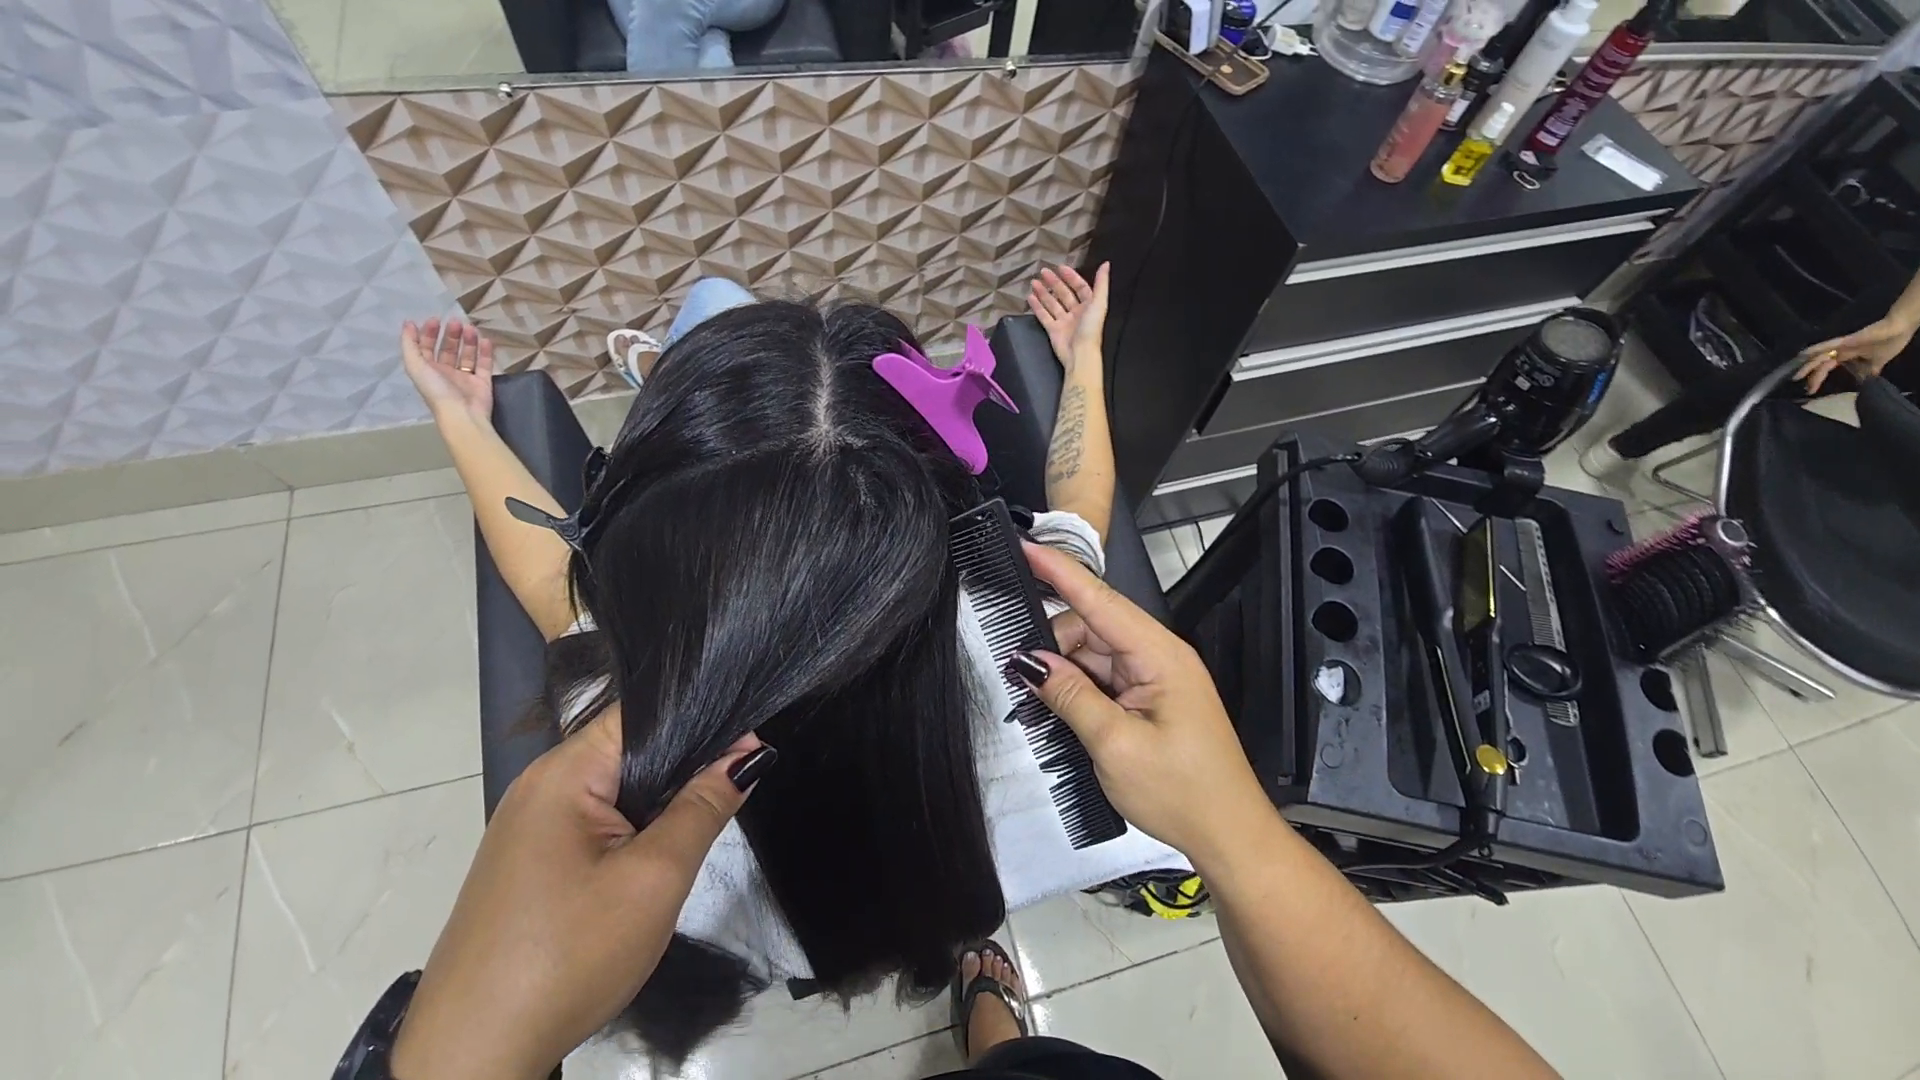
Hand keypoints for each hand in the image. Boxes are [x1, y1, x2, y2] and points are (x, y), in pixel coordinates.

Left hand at [390, 706, 773, 1079]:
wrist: (473, 1058)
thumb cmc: (569, 955)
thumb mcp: (654, 879)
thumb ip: (704, 809)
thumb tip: (749, 756)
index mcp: (562, 773)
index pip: (642, 714)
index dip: (702, 718)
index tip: (755, 739)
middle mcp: (539, 786)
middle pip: (629, 749)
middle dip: (687, 760)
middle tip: (744, 776)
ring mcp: (528, 826)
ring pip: (614, 788)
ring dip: (661, 797)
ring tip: (713, 807)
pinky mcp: (528, 862)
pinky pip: (593, 821)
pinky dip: (633, 825)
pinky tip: (661, 847)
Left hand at [403, 318, 495, 421]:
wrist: (463, 414)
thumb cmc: (437, 390)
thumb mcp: (415, 366)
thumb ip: (409, 344)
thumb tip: (408, 323)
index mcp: (428, 369)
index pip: (426, 347)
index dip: (429, 333)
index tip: (436, 319)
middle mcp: (445, 372)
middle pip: (448, 349)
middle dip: (451, 335)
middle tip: (456, 322)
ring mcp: (465, 377)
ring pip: (467, 355)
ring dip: (468, 341)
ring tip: (471, 329)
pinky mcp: (483, 382)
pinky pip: (485, 364)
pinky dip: (485, 352)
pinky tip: (486, 341)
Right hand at [1013, 543, 1276, 870]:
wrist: (1229, 835)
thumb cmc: (1183, 792)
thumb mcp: (1115, 744)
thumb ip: (1070, 696)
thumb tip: (1030, 663)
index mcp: (1160, 656)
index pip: (1100, 600)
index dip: (1060, 572)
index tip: (1026, 547)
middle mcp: (1159, 656)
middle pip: (1092, 625)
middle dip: (1054, 642)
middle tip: (1020, 674)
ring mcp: (1155, 677)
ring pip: (1094, 652)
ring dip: (1064, 670)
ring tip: (1040, 702)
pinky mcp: (1150, 698)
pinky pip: (1104, 676)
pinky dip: (1078, 688)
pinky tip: (1060, 708)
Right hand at [1027, 263, 1110, 374]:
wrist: (1080, 354)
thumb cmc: (1091, 329)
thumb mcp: (1099, 303)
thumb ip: (1102, 283)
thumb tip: (1106, 264)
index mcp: (1089, 306)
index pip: (1080, 287)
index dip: (1071, 277)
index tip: (1060, 268)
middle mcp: (1076, 313)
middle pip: (1064, 294)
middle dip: (1054, 282)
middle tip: (1043, 271)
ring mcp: (1064, 322)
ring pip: (1052, 303)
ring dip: (1043, 292)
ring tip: (1034, 282)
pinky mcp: (1053, 330)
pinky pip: (1044, 316)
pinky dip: (1037, 307)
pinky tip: (1030, 297)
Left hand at [1797, 314, 1915, 392]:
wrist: (1901, 328)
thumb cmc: (1889, 342)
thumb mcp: (1877, 362)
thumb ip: (1868, 371)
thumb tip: (1866, 383)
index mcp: (1844, 356)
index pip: (1825, 369)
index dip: (1816, 379)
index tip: (1810, 391)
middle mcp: (1839, 351)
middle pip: (1818, 365)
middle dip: (1810, 376)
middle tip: (1805, 388)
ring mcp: (1841, 345)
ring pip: (1819, 356)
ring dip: (1807, 365)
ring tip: (1796, 375)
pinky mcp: (1846, 340)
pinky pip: (1829, 344)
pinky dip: (1816, 349)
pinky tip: (1805, 353)